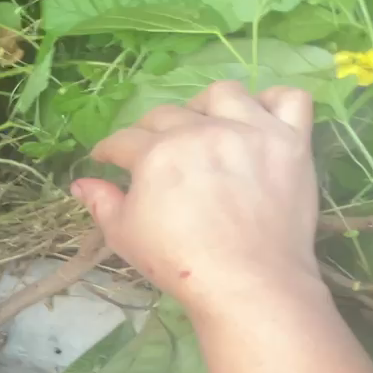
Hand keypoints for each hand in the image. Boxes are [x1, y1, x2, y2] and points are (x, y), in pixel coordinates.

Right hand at [73, 81, 326, 325]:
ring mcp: (252, 131)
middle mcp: (203, 131)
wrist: (246, 279)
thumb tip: (80, 184)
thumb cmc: (174, 260)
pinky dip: (269, 102)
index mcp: (157, 154)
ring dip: (202, 106)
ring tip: (200, 127)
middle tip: (147, 152)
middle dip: (147, 131)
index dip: (107, 151)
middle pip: (166, 114)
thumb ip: (101, 202)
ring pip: (223, 94)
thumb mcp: (122, 234)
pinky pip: (288, 99)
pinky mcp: (292, 141)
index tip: (104, 160)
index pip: (122, 140)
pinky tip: (254, 120)